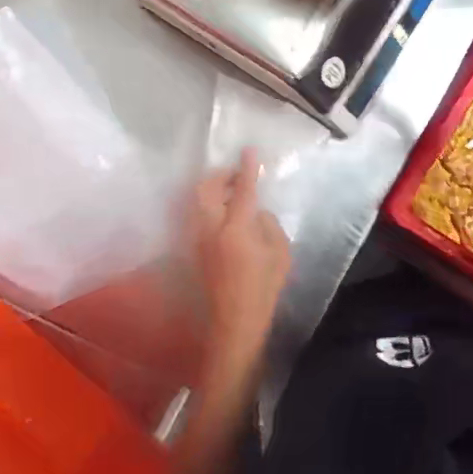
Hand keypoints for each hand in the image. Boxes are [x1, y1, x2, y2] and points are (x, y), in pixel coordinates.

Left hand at [194, 150, 292, 358]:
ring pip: (196, 201)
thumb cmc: (263, 291)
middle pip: (206, 189)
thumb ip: (269, 226)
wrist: (234, 322)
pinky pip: (196, 215)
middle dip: (220, 176)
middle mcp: (211, 228)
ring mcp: (197, 238)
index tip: (249, 150)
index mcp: (236, 230)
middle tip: (236, 175)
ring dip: (211, 190)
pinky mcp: (192, 248)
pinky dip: (208, 206)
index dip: (246, 168)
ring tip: (230, 194)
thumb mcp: (280, 256)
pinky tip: (223, 214)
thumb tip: (256, 212)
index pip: (242, 190)